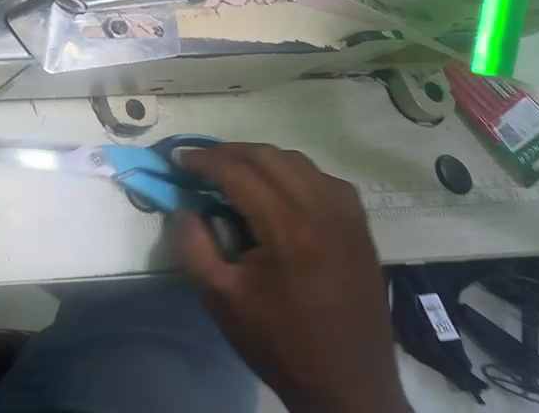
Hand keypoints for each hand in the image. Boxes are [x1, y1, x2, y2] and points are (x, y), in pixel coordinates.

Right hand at [176, 144, 409, 412]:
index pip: (237, 172)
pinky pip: (327, 181)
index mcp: (287, 229)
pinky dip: (297, 173)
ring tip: (235, 171)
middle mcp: (322, 213)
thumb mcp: (218, 296)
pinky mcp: (361, 232)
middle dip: (228, 152)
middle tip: (199, 161)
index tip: (177, 160)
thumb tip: (183, 207)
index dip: (202, 160)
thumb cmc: (278, 342)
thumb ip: (191, 244)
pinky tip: (281, 188)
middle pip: (268, 157)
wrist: (347, 387)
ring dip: (261, 158)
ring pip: (299, 162)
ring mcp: (348, 220)